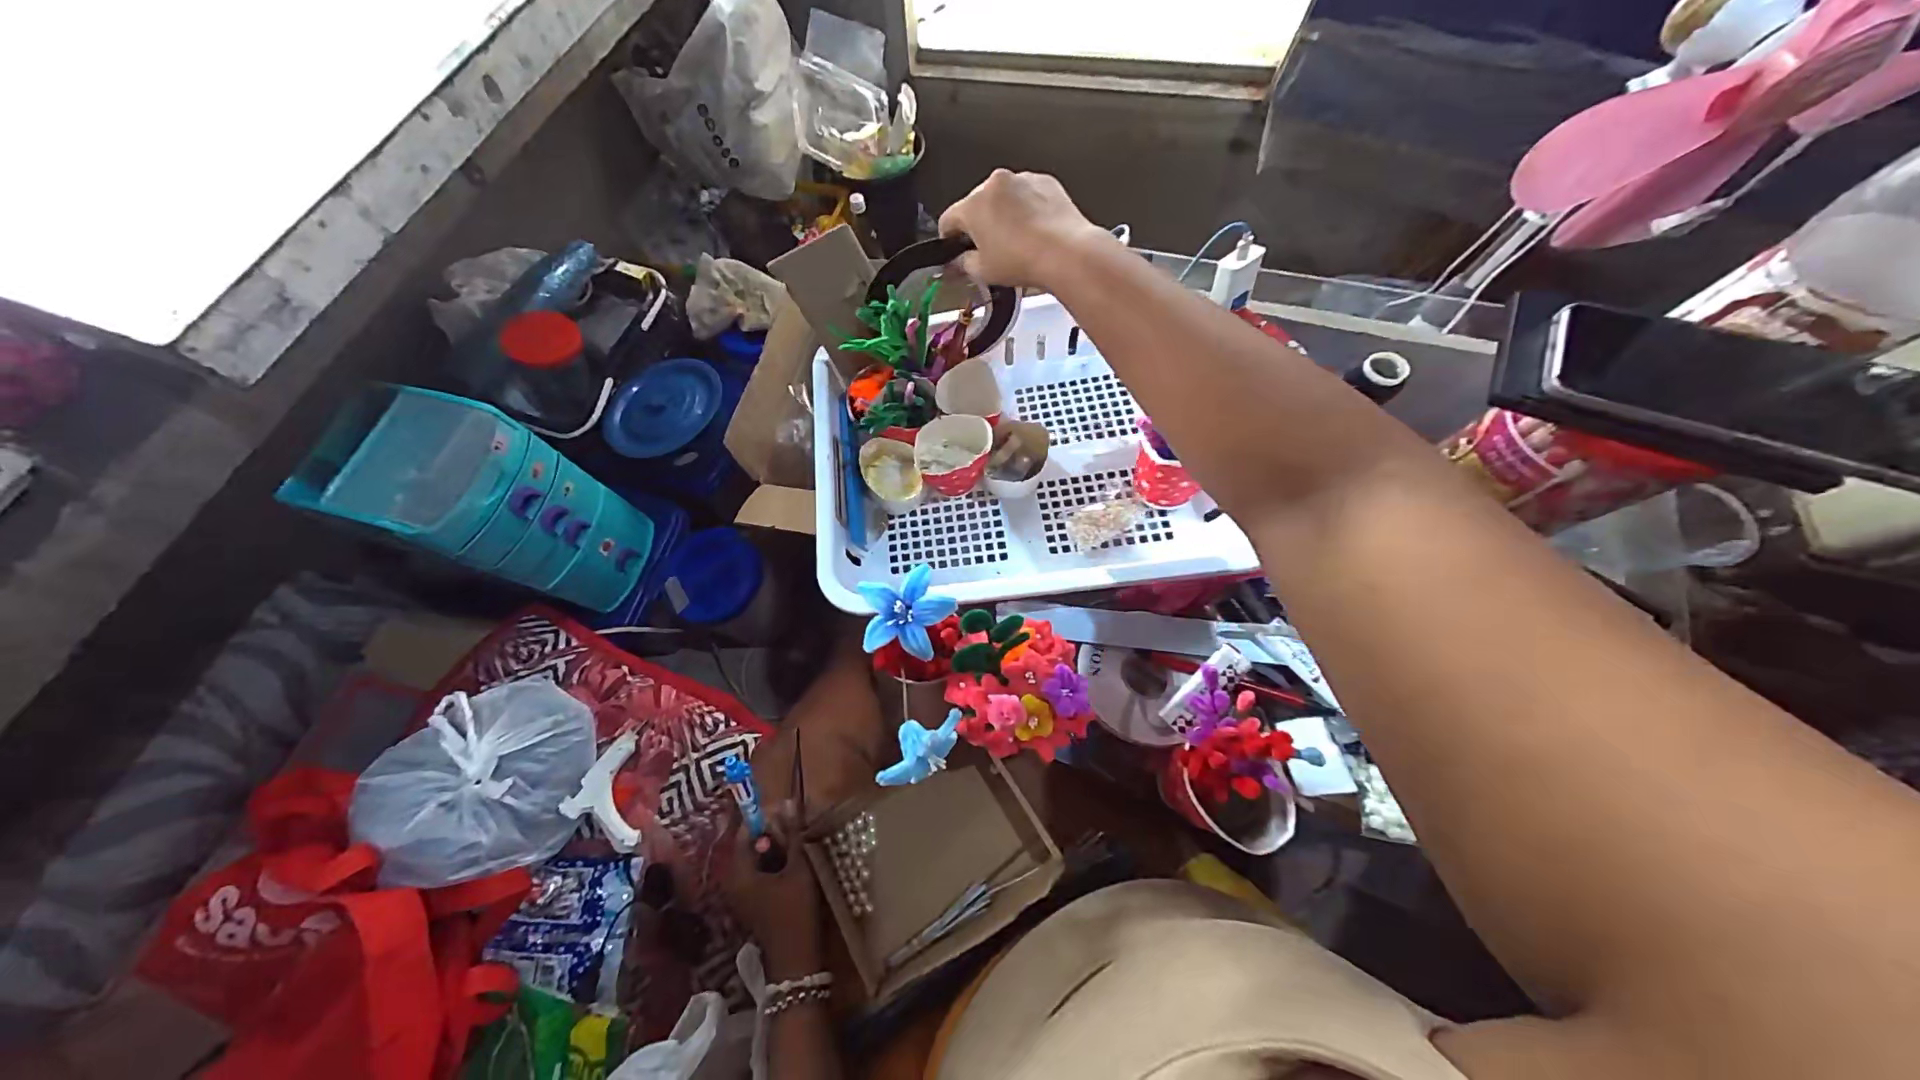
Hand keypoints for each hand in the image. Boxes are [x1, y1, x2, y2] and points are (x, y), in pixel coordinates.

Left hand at [721, 801, 823, 979]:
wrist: (796, 960)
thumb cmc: (795, 911)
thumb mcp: (798, 868)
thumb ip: (793, 835)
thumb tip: (790, 803)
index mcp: (738, 873)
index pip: (745, 833)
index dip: (765, 818)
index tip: (787, 812)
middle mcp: (734, 882)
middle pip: (751, 846)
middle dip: (773, 834)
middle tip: (797, 828)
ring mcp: (742, 895)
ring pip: (757, 860)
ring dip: (776, 849)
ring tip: (799, 844)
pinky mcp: (754, 904)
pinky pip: (761, 874)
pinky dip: (775, 865)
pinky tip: (795, 865)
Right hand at [938, 170, 1114, 289]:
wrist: (1066, 253)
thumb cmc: (1026, 260)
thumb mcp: (984, 272)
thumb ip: (963, 264)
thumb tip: (959, 262)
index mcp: (973, 204)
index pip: (948, 219)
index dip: (948, 239)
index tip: (954, 249)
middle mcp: (995, 184)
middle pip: (976, 205)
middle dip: (979, 226)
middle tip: (989, 251)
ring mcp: (1022, 180)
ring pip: (1003, 198)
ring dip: (1003, 216)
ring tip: (1016, 244)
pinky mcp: (1045, 183)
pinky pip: (1027, 196)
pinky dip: (1026, 210)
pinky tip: (1033, 233)